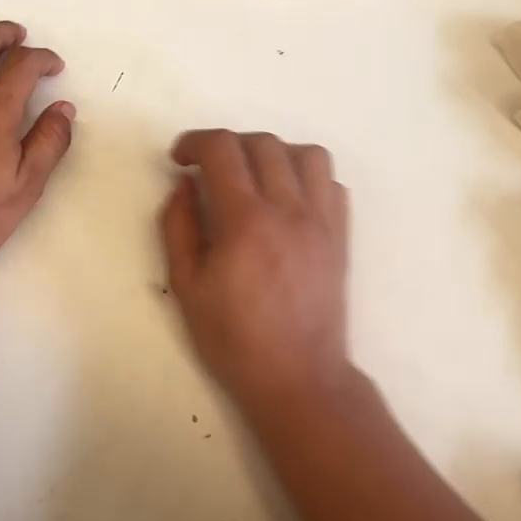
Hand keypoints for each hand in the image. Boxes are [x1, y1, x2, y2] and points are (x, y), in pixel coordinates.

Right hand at [160, 130, 352, 406]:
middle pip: (262, 143)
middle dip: (227, 145)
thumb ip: (179, 225)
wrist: (298, 378)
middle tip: (208, 170)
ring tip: (253, 176)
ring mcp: (322, 220)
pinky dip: (306, 177)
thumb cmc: (234, 338)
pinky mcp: (341, 236)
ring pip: (306, 154)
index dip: (195, 142)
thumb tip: (184, 184)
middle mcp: (288, 209)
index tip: (180, 159)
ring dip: (273, 152)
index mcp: (245, 220)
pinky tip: (285, 199)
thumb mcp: (185, 286)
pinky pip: (331, 183)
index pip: (222, 149)